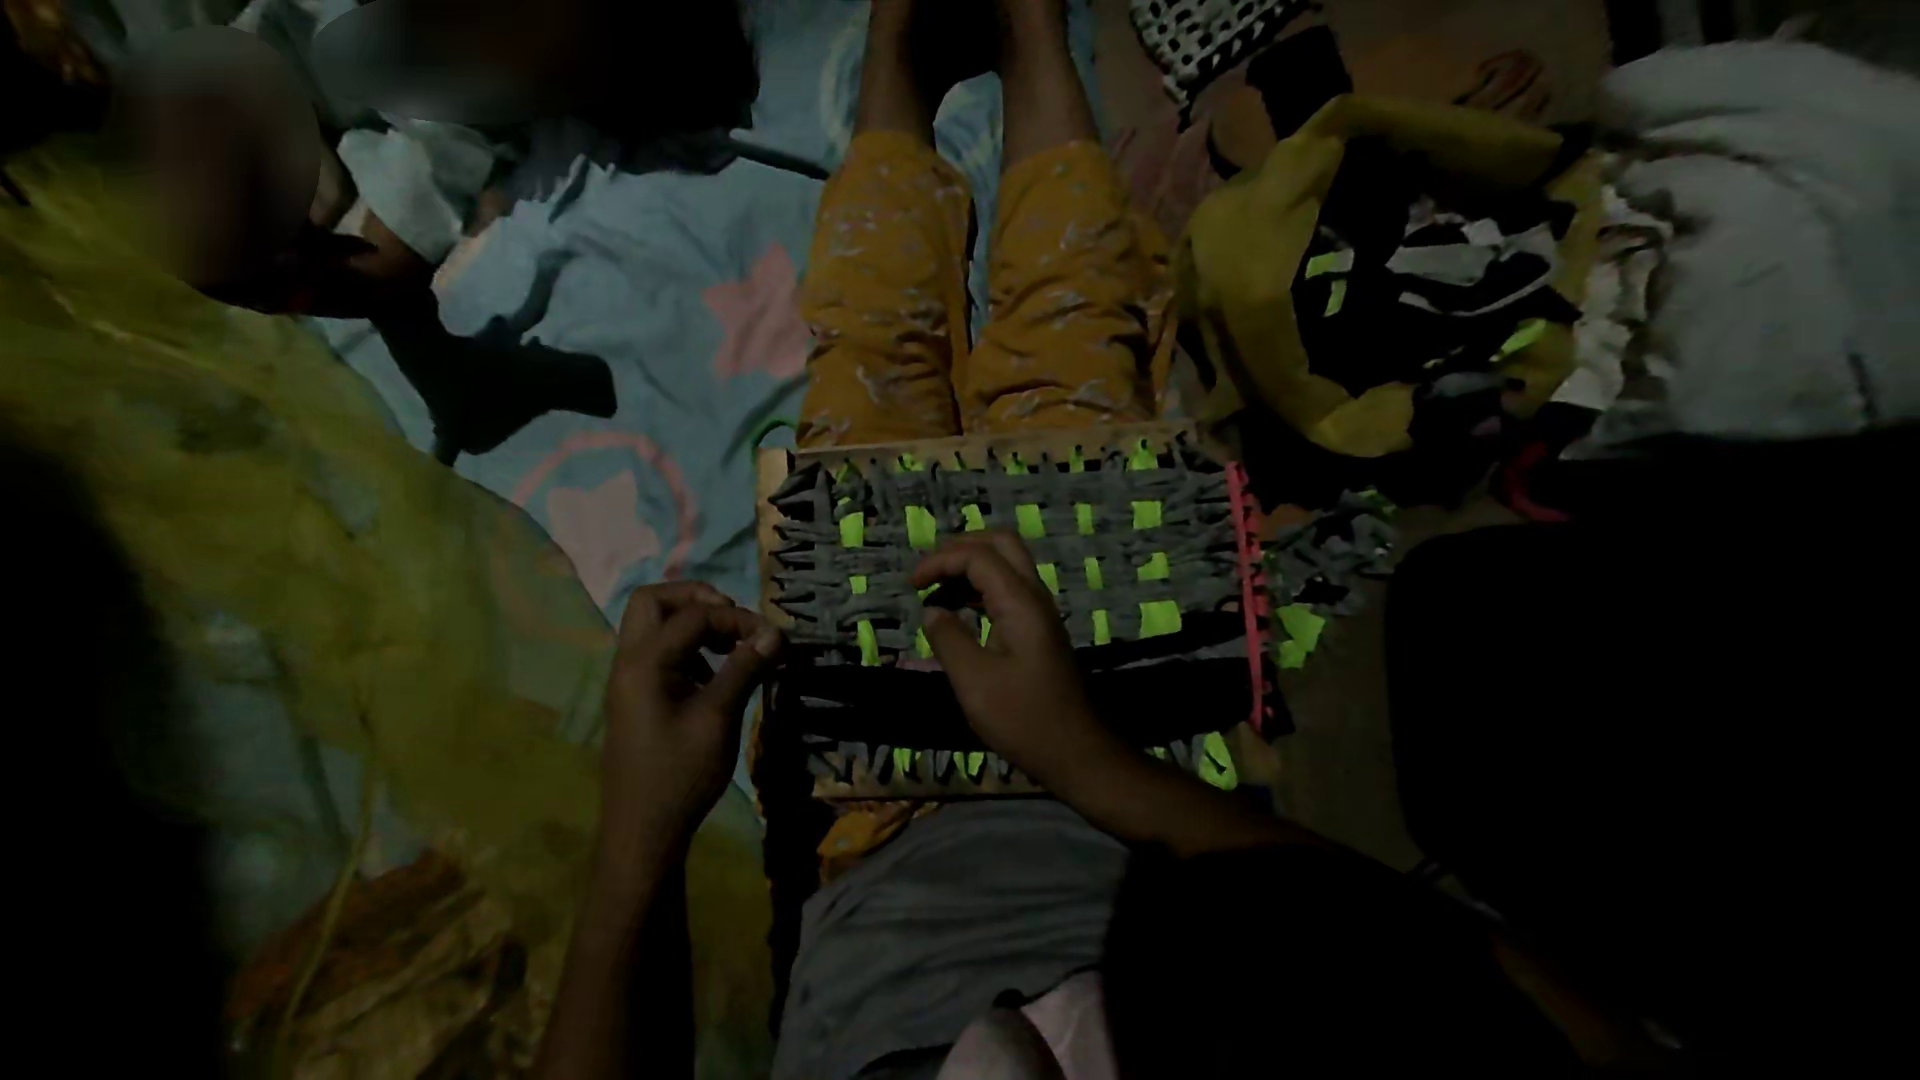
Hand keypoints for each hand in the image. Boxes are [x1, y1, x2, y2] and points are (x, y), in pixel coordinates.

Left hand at [599, 582, 782, 864]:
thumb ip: (744, 668)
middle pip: (654, 602)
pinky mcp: (640, 697)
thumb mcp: (718, 717)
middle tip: (734, 616)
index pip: (693, 615)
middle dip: (697, 599)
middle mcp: (629, 662)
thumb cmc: (681, 774)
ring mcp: (631, 680)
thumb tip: (775, 633)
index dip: (737, 618)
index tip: (772, 638)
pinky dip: (690, 646)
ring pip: (655, 625)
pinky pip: (661, 652)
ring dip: (694, 622)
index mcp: (643, 663)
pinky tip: (718, 671)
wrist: (644, 831)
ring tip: (733, 643)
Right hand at [910, 532, 1109, 782]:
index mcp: (1020, 602)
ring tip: (935, 592)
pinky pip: (1009, 590)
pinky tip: (958, 612)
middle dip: (959, 548)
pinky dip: (980, 588)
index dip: (939, 561)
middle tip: (928, 572)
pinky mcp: (1039, 629)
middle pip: (1000, 544)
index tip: (910, 586)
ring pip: (1007, 564)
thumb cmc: (1022, 717)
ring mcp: (1040, 612)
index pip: (977, 555)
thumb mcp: (973, 680)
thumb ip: (948, 638)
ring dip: (969, 567)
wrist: (1074, 751)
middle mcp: (1035, 596)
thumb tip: (931, 610)